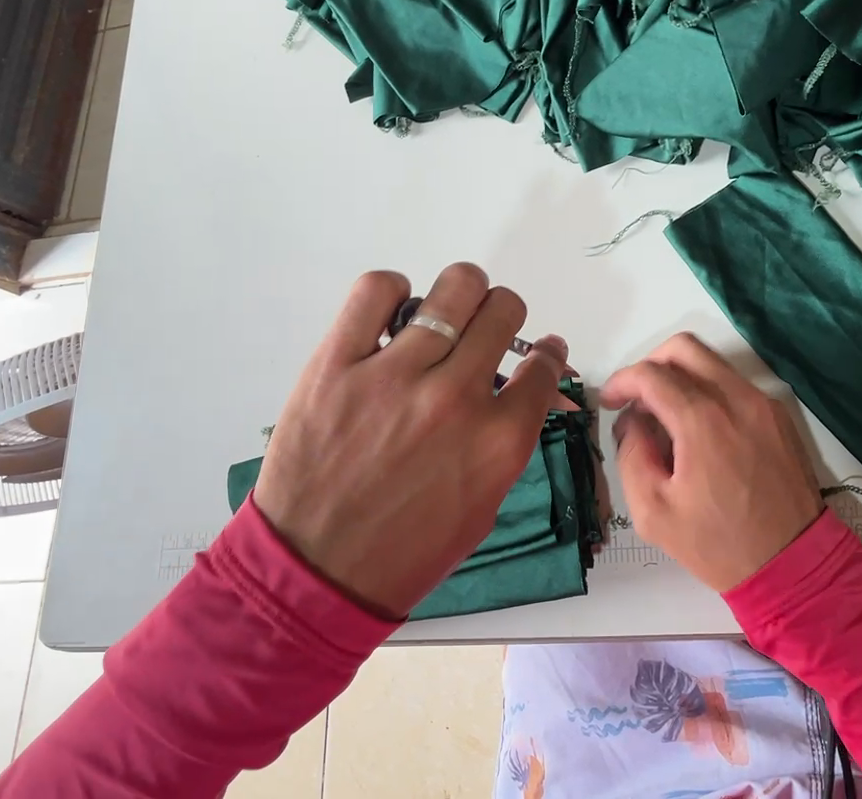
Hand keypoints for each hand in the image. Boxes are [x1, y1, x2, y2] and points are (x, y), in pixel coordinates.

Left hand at [252, 263, 569, 617]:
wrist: (315, 573)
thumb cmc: (407, 550)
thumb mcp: (482, 506)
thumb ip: (509, 442)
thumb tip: (527, 391)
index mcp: (499, 440)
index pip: (543, 365)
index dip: (546, 354)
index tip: (539, 351)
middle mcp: (456, 397)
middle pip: (503, 309)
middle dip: (504, 316)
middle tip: (485, 333)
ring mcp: (395, 375)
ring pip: (454, 288)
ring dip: (461, 295)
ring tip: (445, 315)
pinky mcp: (338, 362)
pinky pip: (378, 289)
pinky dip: (393, 290)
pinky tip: (395, 314)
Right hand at [604, 334, 823, 592]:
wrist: (793, 563)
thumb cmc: (719, 544)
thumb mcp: (654, 512)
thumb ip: (632, 455)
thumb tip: (631, 422)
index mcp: (703, 421)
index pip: (651, 374)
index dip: (621, 382)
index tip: (609, 402)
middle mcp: (736, 399)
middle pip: (684, 348)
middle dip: (650, 365)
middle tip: (637, 399)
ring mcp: (763, 403)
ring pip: (712, 362)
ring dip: (681, 376)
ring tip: (667, 416)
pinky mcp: (778, 415)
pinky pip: (735, 383)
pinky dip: (709, 391)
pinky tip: (700, 430)